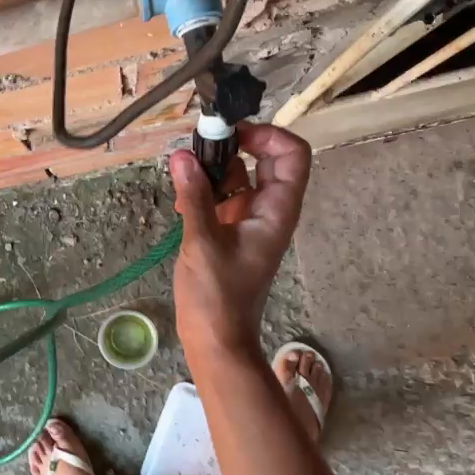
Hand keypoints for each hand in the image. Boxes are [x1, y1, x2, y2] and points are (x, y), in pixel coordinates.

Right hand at [169, 123, 311, 364]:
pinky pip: (223, 197)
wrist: (216, 339)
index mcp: (276, 211)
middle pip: (265, 160)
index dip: (268, 136)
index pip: (293, 155)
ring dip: (213, 167)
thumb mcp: (202, 243)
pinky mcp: (229, 232)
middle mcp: (268, 210)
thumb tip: (183, 155)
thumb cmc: (216, 296)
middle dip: (233, 146)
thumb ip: (194, 196)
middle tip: (199, 145)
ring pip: (240, 176)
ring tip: (184, 170)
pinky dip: (204, 189)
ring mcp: (249, 221)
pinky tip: (181, 197)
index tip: (231, 135)